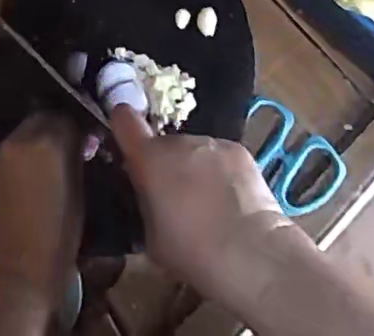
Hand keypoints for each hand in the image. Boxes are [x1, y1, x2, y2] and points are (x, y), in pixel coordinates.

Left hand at [0, 112, 83, 294]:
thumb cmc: (57, 241)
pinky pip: (14, 148)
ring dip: (42, 138)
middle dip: (60, 126)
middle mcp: (22, 138)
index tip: (91, 139)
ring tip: (57, 158)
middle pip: (45, 116)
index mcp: (49, 141)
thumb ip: (79, 158)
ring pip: (28, 130)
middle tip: (76, 144)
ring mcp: (2, 151)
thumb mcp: (80, 194)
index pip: (69, 114)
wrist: (12, 275)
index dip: (81, 124)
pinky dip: (27, 152)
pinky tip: (38, 171)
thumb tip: (84, 141)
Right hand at [108, 105, 293, 299]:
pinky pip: (221, 157)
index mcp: (149, 158)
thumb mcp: (151, 237)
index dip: (122, 125)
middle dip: (167, 166)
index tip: (126, 139)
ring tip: (210, 206)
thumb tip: (148, 194)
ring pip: (195, 152)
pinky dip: (223, 173)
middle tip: (177, 200)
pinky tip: (233, 202)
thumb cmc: (192, 250)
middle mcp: (178, 141)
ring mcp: (210, 141)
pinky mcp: (238, 149)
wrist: (251, 252)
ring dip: (196, 169)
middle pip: (164, 145)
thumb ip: (144, 204)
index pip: (124, 120)